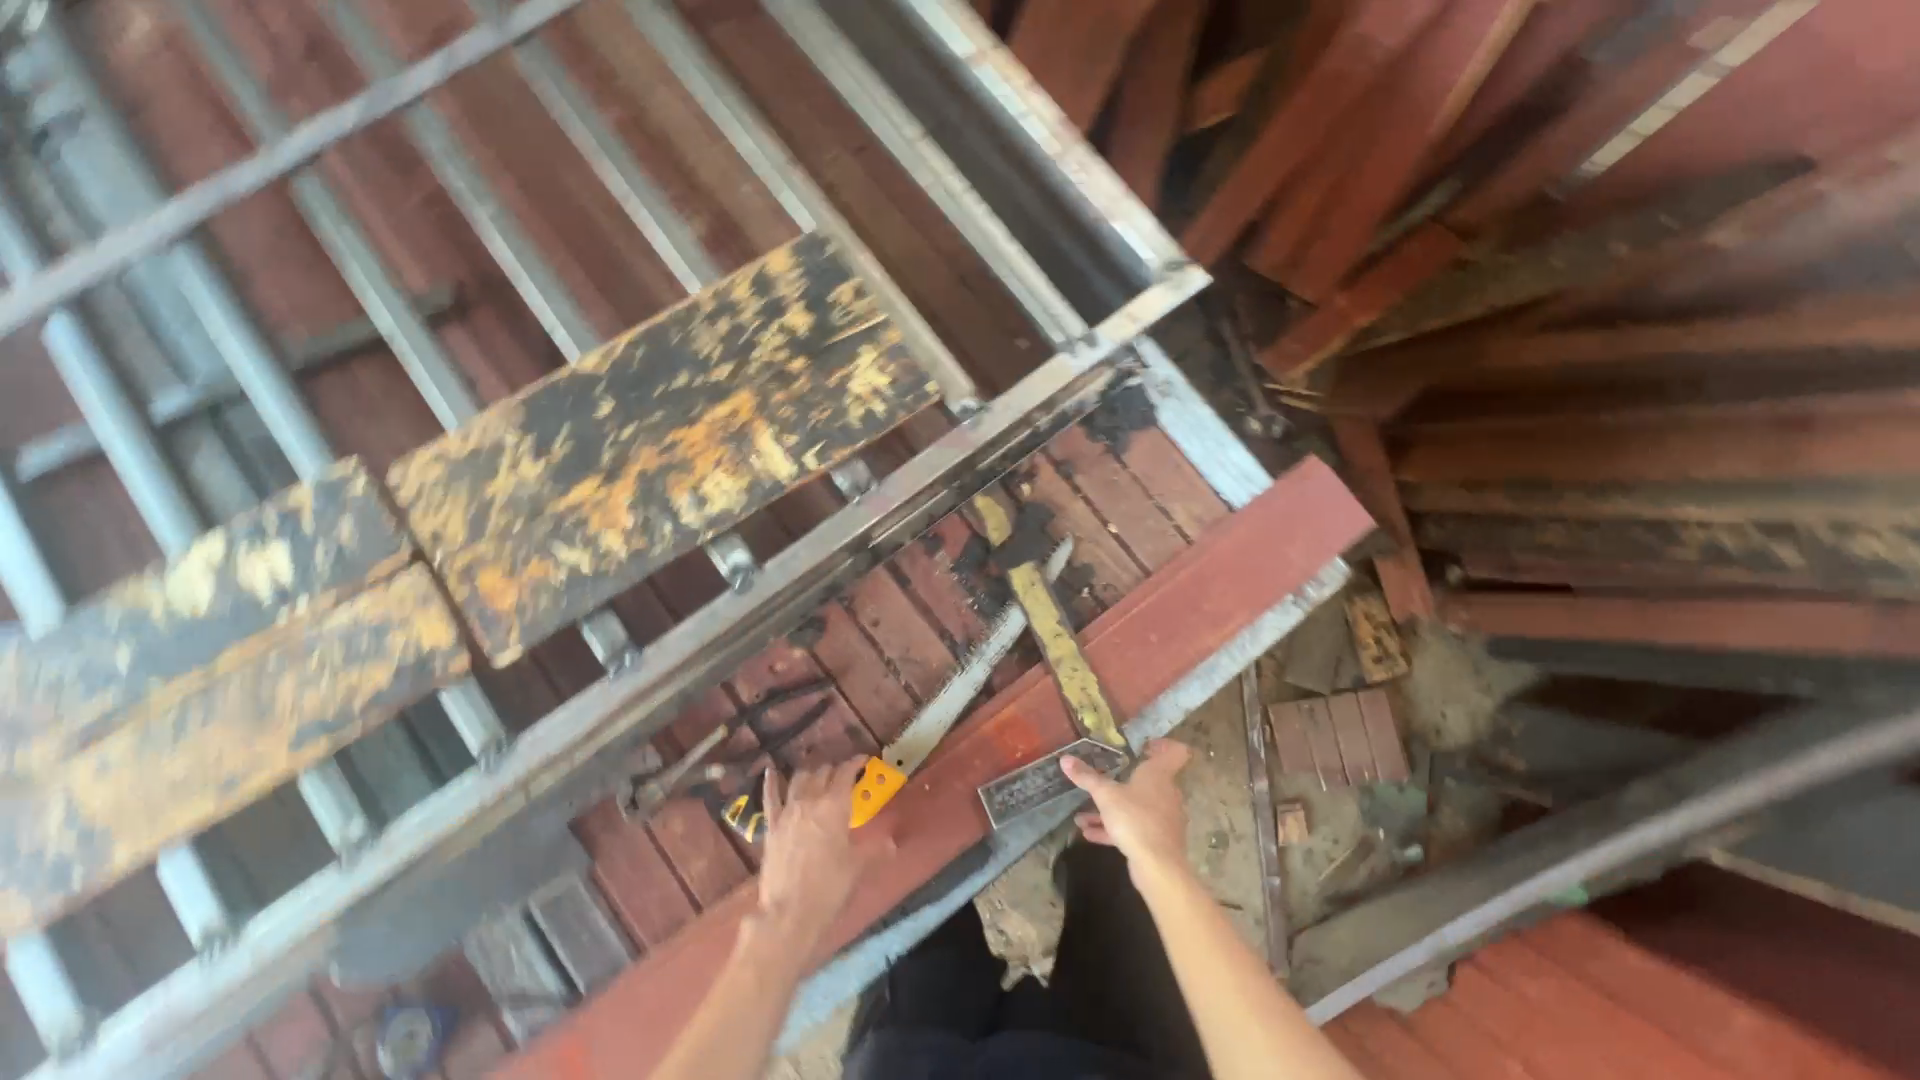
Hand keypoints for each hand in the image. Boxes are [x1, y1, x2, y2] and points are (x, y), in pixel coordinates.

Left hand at [750, 759, 885, 953]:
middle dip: (835, 770)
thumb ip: (875, 849)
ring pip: (798, 780)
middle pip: (822, 773)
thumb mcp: (858, 866)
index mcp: (835, 806)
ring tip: (818, 773)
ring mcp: (787, 811)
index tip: (863, 760)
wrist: (790, 912)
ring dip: (811, 773)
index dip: (855, 763)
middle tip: (844, 775)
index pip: (846, 774)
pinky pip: (769, 797)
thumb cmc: (830, 887)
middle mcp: (810, 800)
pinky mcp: (771, 826)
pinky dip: (770, 781)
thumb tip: (892, 842)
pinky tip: (769, 770)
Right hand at [1062, 739, 1191, 879]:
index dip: (1164, 745)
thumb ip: (1087, 777)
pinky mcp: (1158, 839)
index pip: (1176, 752)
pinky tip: (1089, 834)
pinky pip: (1134, 827)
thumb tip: (1065, 759)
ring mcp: (1164, 818)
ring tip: (1083, 815)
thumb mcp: (1106, 795)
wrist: (1158, 864)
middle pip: (1149, 781)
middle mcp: (1166, 793)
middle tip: (1103, 780)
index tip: (1145, 746)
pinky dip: (1113, 829)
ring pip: (1136, 807)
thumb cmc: (1135, 818)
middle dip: (1123, 782)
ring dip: (1111, 810)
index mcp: (1159, 774)